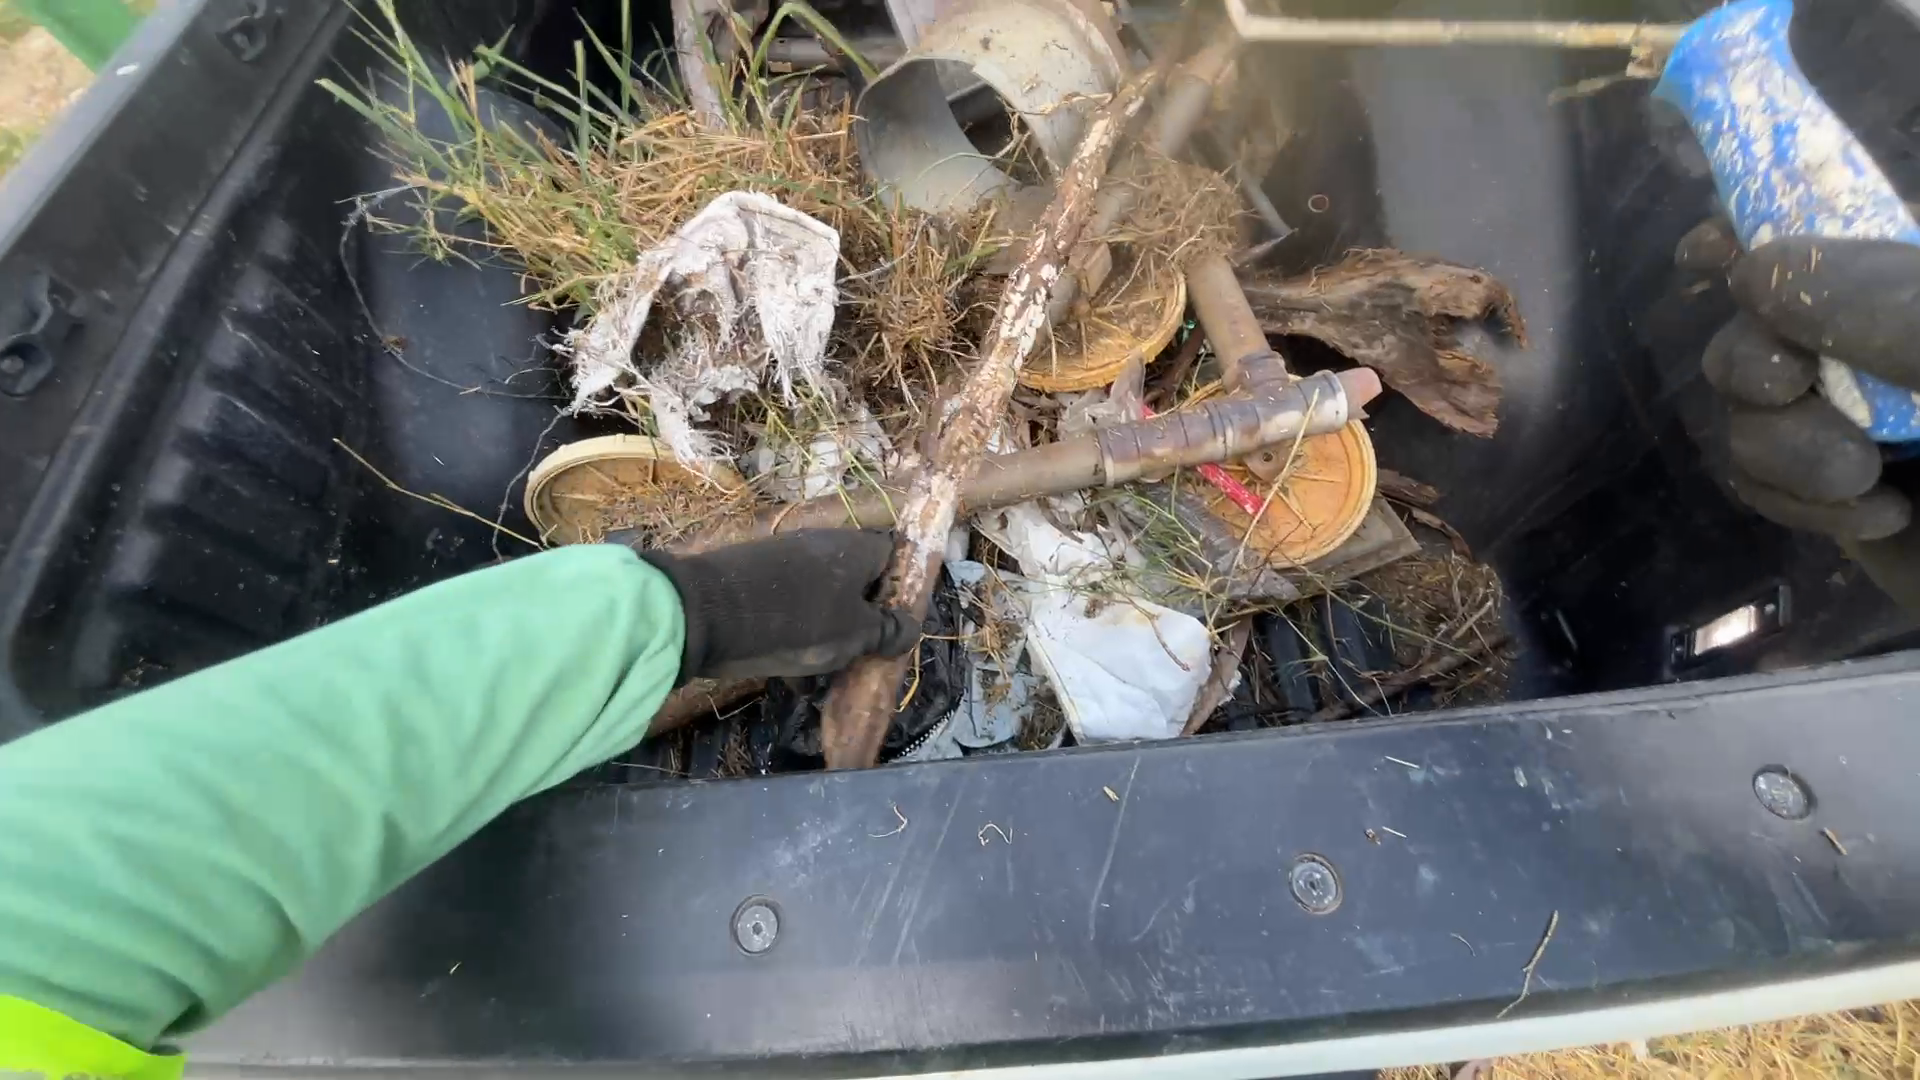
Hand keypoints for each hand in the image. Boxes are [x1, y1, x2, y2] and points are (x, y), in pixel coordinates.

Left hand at [637, 531, 920, 680]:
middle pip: (856, 584)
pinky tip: (792, 675)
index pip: (893, 557)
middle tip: (862, 658)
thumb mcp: (856, 634)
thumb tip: (911, 628)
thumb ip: (888, 631)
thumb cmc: (800, 621)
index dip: (899, 591)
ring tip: (825, 678)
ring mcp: (787, 561)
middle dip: (861, 623)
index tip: (897, 627)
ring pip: (823, 602)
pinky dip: (797, 638)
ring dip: (829, 637)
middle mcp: (823, 546)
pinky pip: (791, 610)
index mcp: (856, 548)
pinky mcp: (757, 581)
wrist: (710, 614)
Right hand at [1681, 224, 1919, 540]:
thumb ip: (1902, 307)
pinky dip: (1792, 499)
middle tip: (1786, 389)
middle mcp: (1907, 349)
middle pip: (1766, 323)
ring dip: (1780, 447)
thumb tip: (1754, 262)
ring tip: (1861, 484)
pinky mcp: (1843, 491)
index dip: (1774, 225)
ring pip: (1748, 408)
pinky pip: (1756, 477)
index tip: (1711, 251)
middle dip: (1755, 362)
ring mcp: (1875, 422)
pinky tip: (1872, 517)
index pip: (1861, 229)